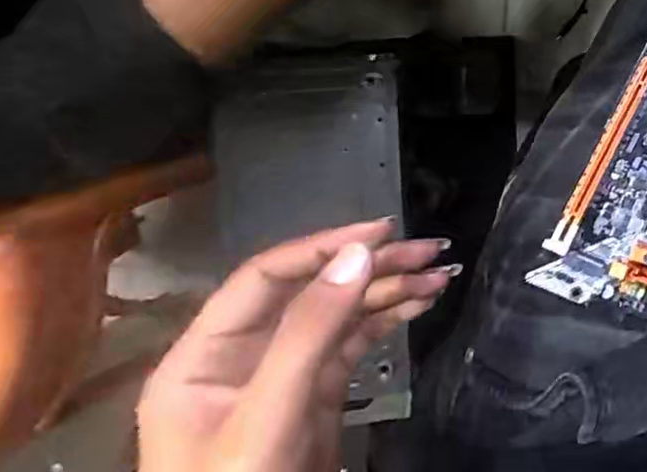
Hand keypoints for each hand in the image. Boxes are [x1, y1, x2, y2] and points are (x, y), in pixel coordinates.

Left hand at [136, 219, 459, 471]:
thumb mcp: (269, 414)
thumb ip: (309, 332)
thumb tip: (359, 253)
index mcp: (205, 356)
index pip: (266, 277)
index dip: (325, 247)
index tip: (384, 232)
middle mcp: (244, 354)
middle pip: (314, 287)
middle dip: (374, 265)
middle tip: (431, 251)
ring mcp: (284, 371)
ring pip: (343, 308)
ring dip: (393, 287)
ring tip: (441, 276)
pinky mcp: (318, 387)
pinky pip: (357, 335)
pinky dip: (393, 313)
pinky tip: (425, 300)